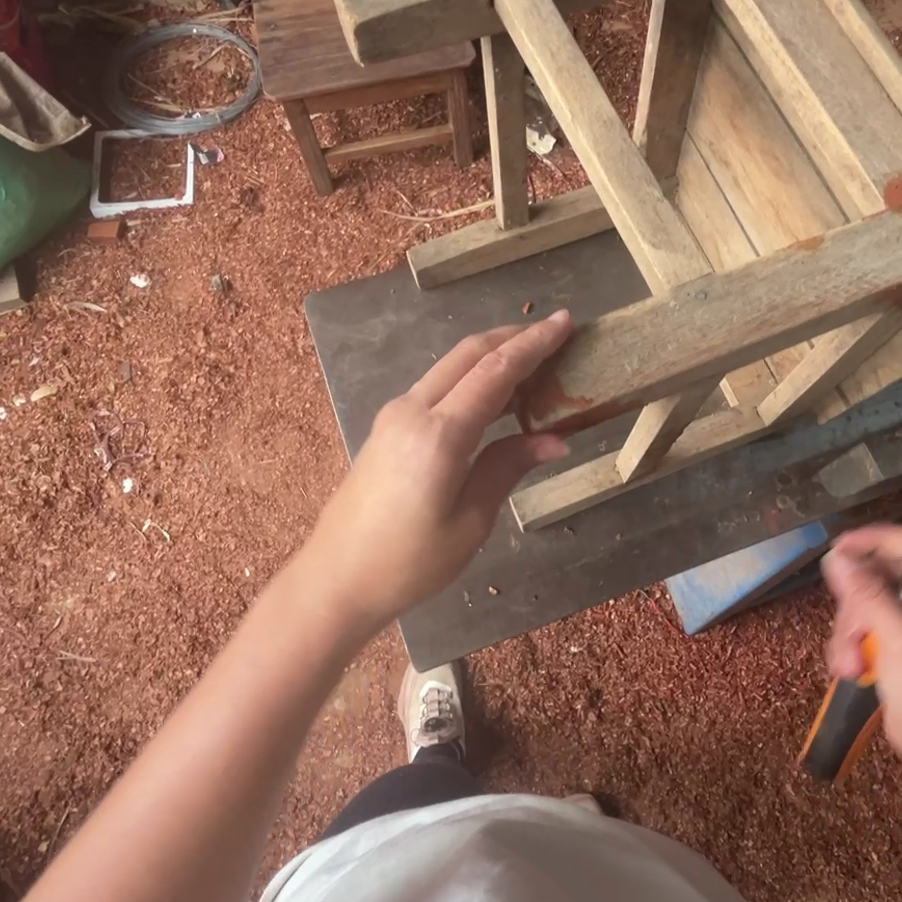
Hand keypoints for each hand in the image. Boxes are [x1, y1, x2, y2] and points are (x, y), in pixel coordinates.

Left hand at [295, 312, 574, 632]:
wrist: (335, 580)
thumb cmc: (408, 563)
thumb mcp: (470, 521)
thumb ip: (508, 467)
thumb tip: (556, 439)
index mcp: (439, 433)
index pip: (496, 371)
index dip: (534, 344)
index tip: (566, 322)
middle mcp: (413, 410)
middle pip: (469, 354)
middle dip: (514, 337)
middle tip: (555, 333)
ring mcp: (395, 415)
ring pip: (451, 366)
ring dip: (492, 355)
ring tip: (534, 360)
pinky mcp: (388, 427)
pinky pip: (437, 386)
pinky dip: (471, 377)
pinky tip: (494, 394)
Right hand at [822, 524, 901, 763]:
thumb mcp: (897, 639)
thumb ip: (866, 593)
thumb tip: (836, 556)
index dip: (877, 540)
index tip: (840, 548)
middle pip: (883, 576)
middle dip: (856, 606)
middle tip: (848, 631)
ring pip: (867, 603)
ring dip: (850, 632)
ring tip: (848, 665)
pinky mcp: (898, 644)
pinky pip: (865, 627)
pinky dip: (852, 646)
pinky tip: (849, 669)